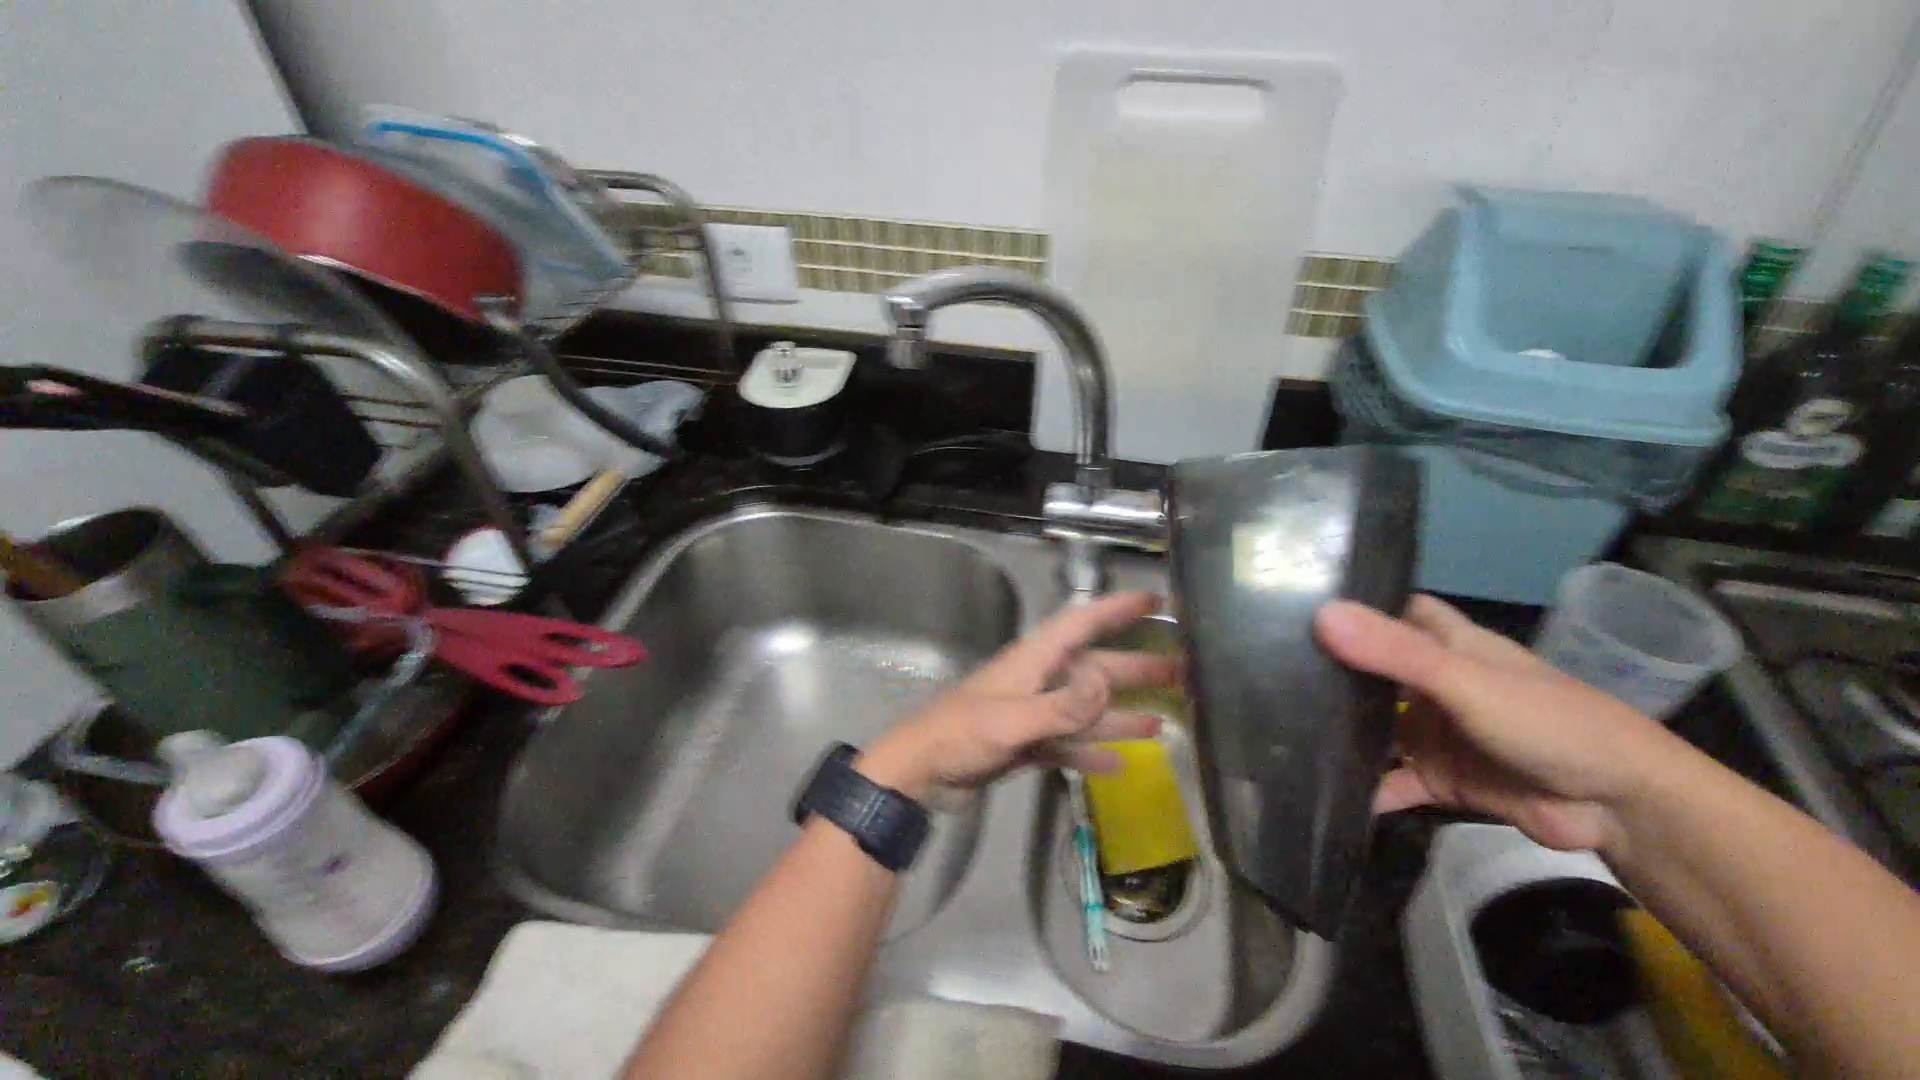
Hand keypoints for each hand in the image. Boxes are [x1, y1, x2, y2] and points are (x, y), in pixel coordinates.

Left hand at [858, 591, 1178, 799]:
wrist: (917, 773)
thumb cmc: (961, 735)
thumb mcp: (1013, 720)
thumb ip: (1062, 706)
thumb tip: (1108, 685)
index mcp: (1033, 661)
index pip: (1081, 623)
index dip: (1117, 610)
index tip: (1155, 601)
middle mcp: (1037, 680)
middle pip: (1094, 669)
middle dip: (1134, 669)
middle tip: (1180, 674)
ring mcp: (1031, 714)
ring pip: (1085, 710)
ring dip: (1120, 714)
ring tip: (1162, 722)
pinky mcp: (1024, 744)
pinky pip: (1068, 744)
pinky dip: (1091, 751)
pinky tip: (1120, 763)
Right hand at [1314, 595, 1693, 853]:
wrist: (1617, 806)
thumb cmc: (1546, 722)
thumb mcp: (1465, 680)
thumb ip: (1395, 653)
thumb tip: (1320, 616)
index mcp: (1450, 646)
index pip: (1395, 611)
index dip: (1356, 605)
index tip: (1296, 603)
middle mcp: (1437, 685)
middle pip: (1375, 671)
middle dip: (1332, 671)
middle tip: (1266, 669)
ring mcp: (1437, 733)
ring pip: (1376, 728)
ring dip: (1341, 732)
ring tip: (1277, 730)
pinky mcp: (1442, 780)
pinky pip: (1392, 783)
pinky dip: (1365, 790)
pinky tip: (1323, 794)